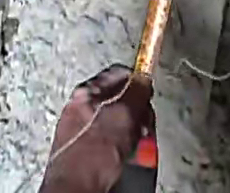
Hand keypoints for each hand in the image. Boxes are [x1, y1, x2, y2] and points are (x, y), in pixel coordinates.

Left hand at [40, 65, 154, 192]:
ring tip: (137, 144)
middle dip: (137, 112)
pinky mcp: (88, 156)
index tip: (148, 93)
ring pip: (121, 124)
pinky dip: (126, 148)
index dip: (137, 81)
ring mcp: (84, 135)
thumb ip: (138, 90)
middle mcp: (81, 112)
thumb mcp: (124, 114)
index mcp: (84, 94)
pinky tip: (129, 156)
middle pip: (122, 100)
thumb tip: (144, 79)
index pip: (118, 73)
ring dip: (134, 131)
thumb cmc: (92, 156)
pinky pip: (115, 144)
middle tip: (143, 124)